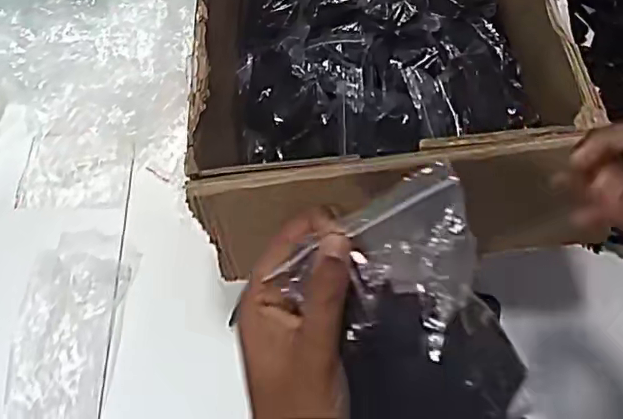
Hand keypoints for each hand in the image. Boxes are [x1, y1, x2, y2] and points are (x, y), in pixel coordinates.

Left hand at [235, 210, 351, 418]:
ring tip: (364, 259)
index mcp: (258, 300)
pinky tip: (362, 288)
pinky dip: (342, 289)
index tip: (343, 223)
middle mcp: (270, 304)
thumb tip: (335, 240)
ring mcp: (289, 321)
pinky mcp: (308, 336)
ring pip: (314, 276)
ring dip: (337, 266)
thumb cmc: (296, 414)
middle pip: (298, 256)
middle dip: (328, 244)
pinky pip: (324, 298)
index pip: (282, 243)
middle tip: (361, 241)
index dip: (311, 227)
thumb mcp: (314, 347)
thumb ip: (324, 292)